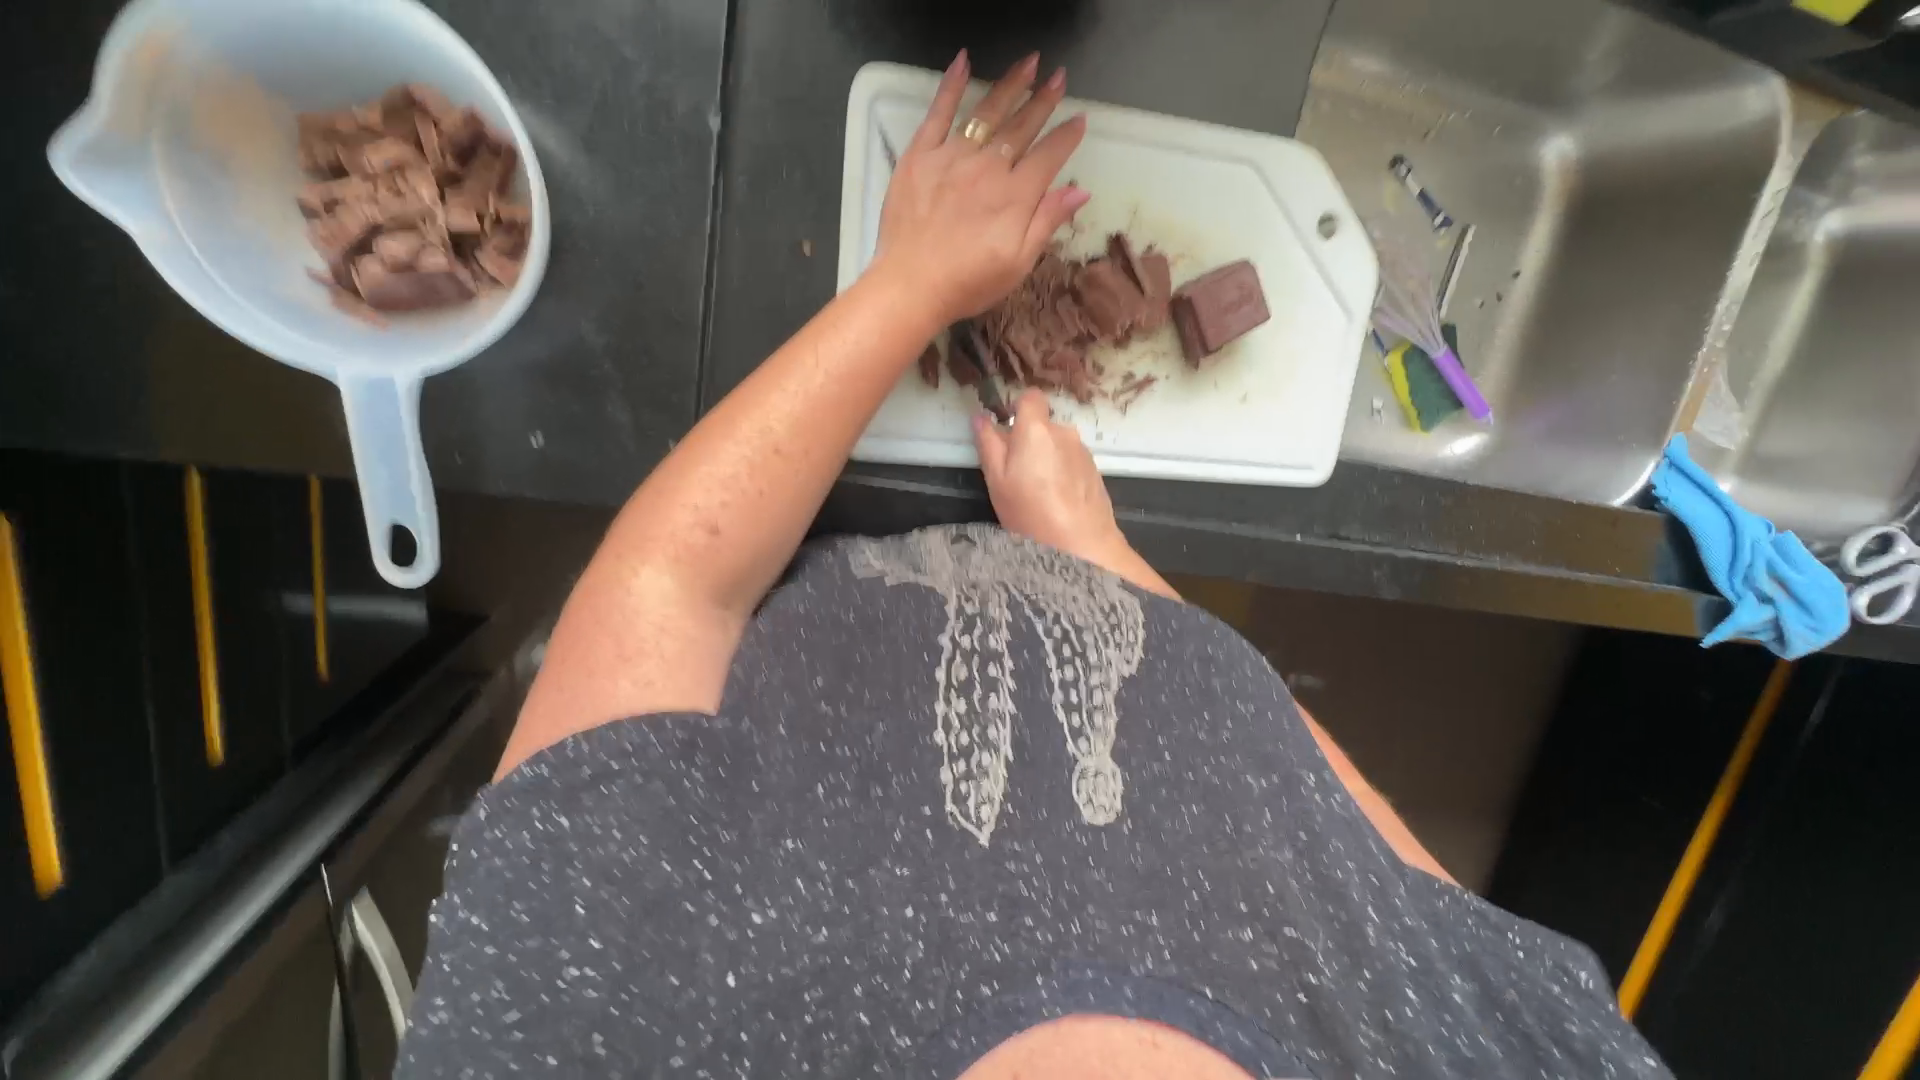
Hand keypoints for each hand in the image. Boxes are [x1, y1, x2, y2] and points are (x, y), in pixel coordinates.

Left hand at [871, 50, 1090, 325]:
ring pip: (986, 113)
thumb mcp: (1018, 264)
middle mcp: (988, 168)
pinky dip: (951, 86)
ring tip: (1028, 63)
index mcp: (1016, 196)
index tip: (1079, 120)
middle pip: (1021, 127)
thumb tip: (1080, 191)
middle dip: (1043, 100)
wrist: (910, 286)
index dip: (1067, 137)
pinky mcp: (920, 156)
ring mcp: (952, 158)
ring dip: (1010, 85)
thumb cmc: (968, 283)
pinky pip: (938, 113)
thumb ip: (1047, 222)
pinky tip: (964, 62)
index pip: (1049, 156)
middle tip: (1059, 77)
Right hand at [973, 389, 1128, 565]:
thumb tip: (981, 417)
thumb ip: (988, 444)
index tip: (1007, 431)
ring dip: (1047, 460)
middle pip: (1043, 425)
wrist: (1082, 544)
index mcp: (1037, 429)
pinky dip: (1062, 474)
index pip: (1030, 397)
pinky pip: (1071, 462)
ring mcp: (1083, 451)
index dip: (1017, 409)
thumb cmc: (1031, 512)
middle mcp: (1064, 432)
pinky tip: (1057, 501)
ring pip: (1057, 445)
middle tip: (1016, 475)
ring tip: (1038, 494)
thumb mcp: (997, 480)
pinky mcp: (1095, 470)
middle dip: (1030, 442)